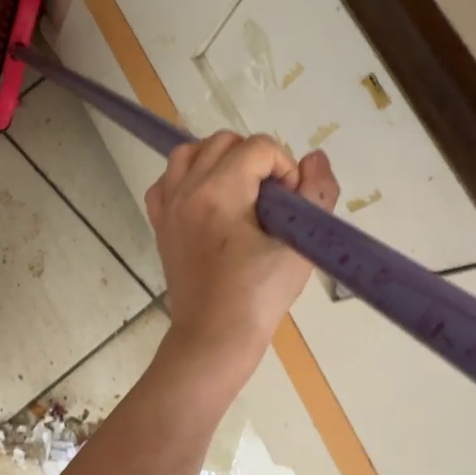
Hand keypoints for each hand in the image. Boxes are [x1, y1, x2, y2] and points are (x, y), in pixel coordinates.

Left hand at [145, 133, 339, 353]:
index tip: (289, 202)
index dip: (283, 167)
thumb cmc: (259, 293)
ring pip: (188, 153)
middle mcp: (185, 191)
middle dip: (254, 159)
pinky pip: (166, 181)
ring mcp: (167, 206)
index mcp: (218, 192)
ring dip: (218, 160)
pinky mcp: (159, 222)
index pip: (257, 147)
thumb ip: (316, 194)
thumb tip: (313, 158)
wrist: (214, 332)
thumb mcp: (300, 244)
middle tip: (270, 197)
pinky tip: (208, 202)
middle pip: (222, 142)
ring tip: (241, 191)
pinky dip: (187, 179)